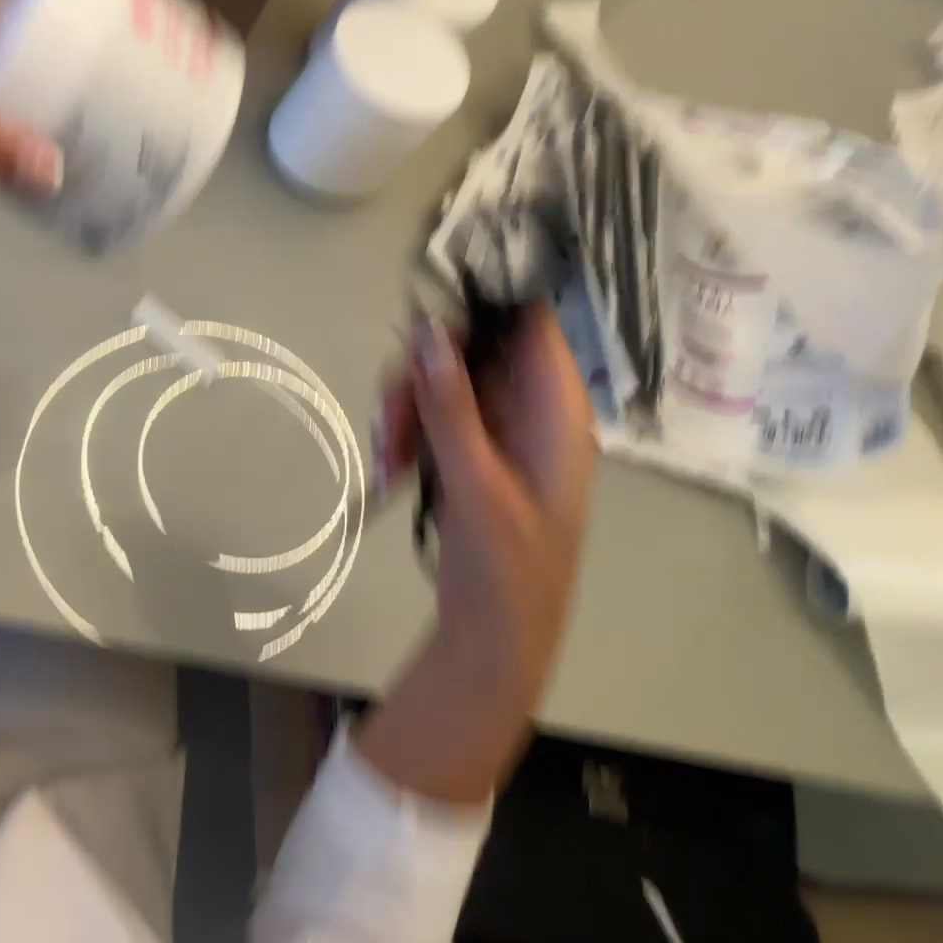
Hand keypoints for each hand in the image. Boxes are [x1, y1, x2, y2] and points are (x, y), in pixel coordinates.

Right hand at [375, 305, 597, 700]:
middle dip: (417, 379)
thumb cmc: (506, 564)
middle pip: (466, 352)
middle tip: (387, 424)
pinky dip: (402, 435)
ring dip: (401, 413)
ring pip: (437, 384)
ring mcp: (494, 430)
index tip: (419, 331)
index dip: (478, 313)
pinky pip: (428, 418)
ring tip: (385, 459)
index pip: (527, 325)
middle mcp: (528, 409)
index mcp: (556, 410)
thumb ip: (452, 406)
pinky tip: (389, 468)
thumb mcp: (477, 482)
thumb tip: (428, 332)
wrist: (494, 629)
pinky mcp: (466, 452)